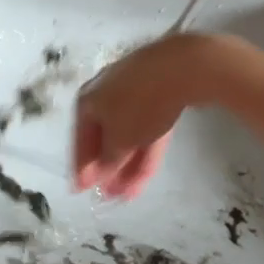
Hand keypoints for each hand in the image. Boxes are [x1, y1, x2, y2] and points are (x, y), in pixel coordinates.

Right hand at [73, 33, 226, 199]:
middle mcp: (106, 93)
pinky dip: (145, 149)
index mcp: (88, 101)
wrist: (183, 68)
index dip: (81, 168)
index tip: (81, 191)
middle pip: (104, 138)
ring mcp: (134, 91)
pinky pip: (147, 126)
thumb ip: (108, 161)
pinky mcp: (159, 93)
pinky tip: (147, 171)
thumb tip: (98, 175)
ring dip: (127, 164)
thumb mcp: (120, 139)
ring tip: (129, 193)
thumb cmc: (141, 105)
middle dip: (108, 169)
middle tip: (109, 196)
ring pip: (128, 134)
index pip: (80, 140)